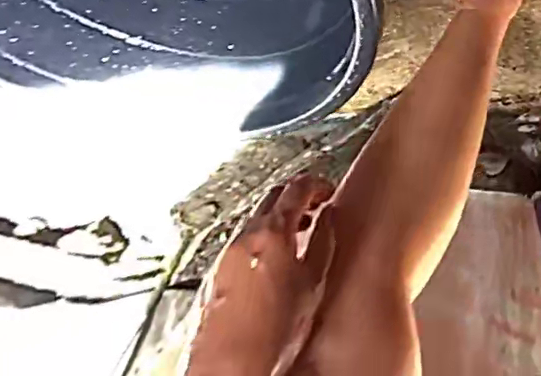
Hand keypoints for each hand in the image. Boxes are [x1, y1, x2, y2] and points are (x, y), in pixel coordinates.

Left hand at [186, 174, 336, 375]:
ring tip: (295, 238)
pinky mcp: (211, 278)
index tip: (327, 191)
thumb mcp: (313, 284)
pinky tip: (270, 266)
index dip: (318, 184)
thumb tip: (328, 218)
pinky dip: (259, 242)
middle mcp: (244, 237)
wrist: (227, 373)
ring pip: (254, 220)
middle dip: (295, 196)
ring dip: (276, 220)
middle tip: (314, 207)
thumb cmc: (272, 335)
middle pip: (273, 196)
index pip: (298, 187)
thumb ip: (324, 242)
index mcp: (272, 231)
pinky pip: (240, 245)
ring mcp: (224, 257)